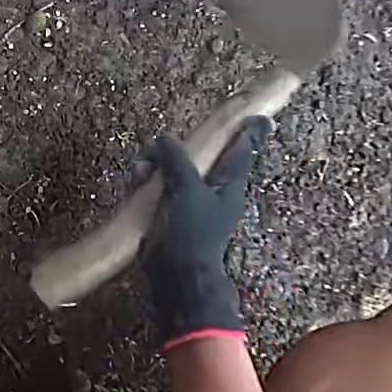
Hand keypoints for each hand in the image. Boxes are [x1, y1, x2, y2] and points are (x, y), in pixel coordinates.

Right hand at [139, 118, 269, 349]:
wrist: (177, 275)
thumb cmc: (192, 232)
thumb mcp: (187, 190)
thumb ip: (177, 161)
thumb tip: (164, 139)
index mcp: (229, 185)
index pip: (243, 152)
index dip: (249, 133)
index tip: (257, 116)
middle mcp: (211, 191)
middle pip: (199, 158)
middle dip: (175, 150)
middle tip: (156, 149)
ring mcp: (188, 203)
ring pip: (171, 171)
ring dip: (154, 166)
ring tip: (139, 170)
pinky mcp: (167, 214)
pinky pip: (155, 189)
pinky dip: (144, 184)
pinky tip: (134, 183)